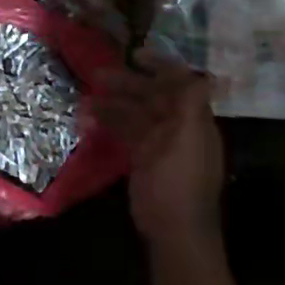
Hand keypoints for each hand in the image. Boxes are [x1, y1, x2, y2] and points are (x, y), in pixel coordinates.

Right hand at [95, 54, 224, 246]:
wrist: (173, 230)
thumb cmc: (178, 184)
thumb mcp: (186, 142)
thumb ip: (190, 107)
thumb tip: (198, 73)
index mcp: (194, 122)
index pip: (180, 84)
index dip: (160, 66)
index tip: (133, 54)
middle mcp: (179, 128)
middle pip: (153, 97)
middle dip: (128, 83)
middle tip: (95, 75)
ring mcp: (160, 145)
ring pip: (136, 114)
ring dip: (114, 102)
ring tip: (86, 95)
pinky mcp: (142, 159)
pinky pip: (126, 133)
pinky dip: (110, 123)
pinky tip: (89, 119)